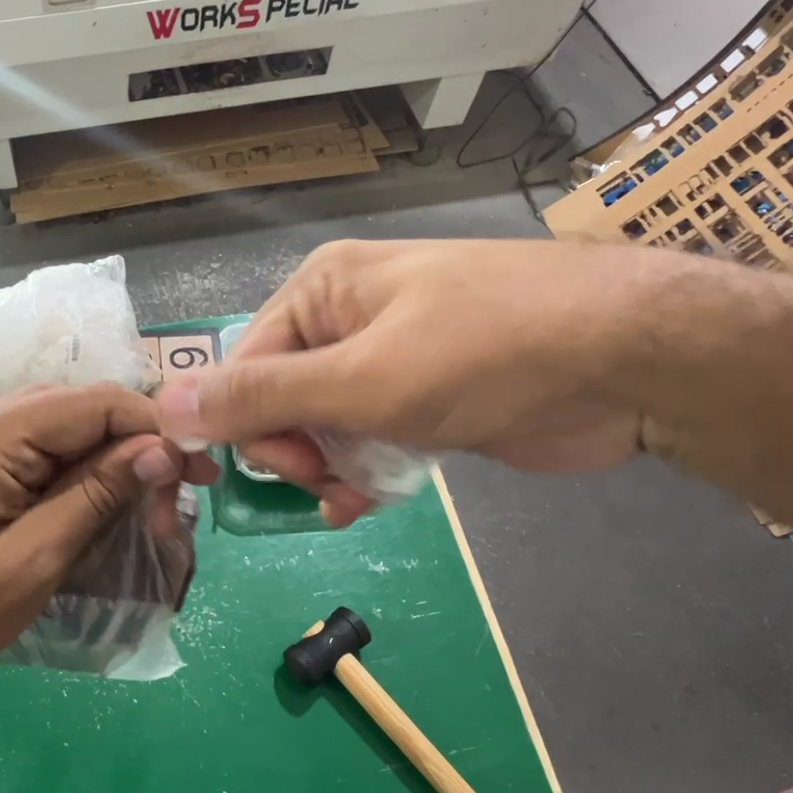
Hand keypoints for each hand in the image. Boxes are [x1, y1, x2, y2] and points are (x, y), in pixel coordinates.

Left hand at [0, 383, 217, 705]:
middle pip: (77, 409)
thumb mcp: (31, 562)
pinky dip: (65, 472)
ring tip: (138, 508)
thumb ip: (94, 498)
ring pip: (52, 430)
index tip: (195, 476)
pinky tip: (84, 506)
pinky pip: (24, 451)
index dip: (155, 429)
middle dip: (133, 445)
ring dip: (101, 460)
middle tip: (172, 502)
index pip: (97, 401)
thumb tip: (157, 448)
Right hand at [158, 239, 652, 525]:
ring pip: (320, 428)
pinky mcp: (423, 400)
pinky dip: (359, 474)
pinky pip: (364, 441)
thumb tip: (162, 404)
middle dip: (294, 452)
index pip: (243, 366)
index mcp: (321, 291)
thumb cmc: (484, 353)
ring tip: (355, 498)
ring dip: (326, 470)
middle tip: (327, 482)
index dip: (249, 425)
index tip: (286, 471)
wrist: (631, 362)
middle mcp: (346, 319)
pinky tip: (366, 502)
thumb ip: (259, 397)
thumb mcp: (360, 378)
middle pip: (278, 400)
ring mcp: (388, 361)